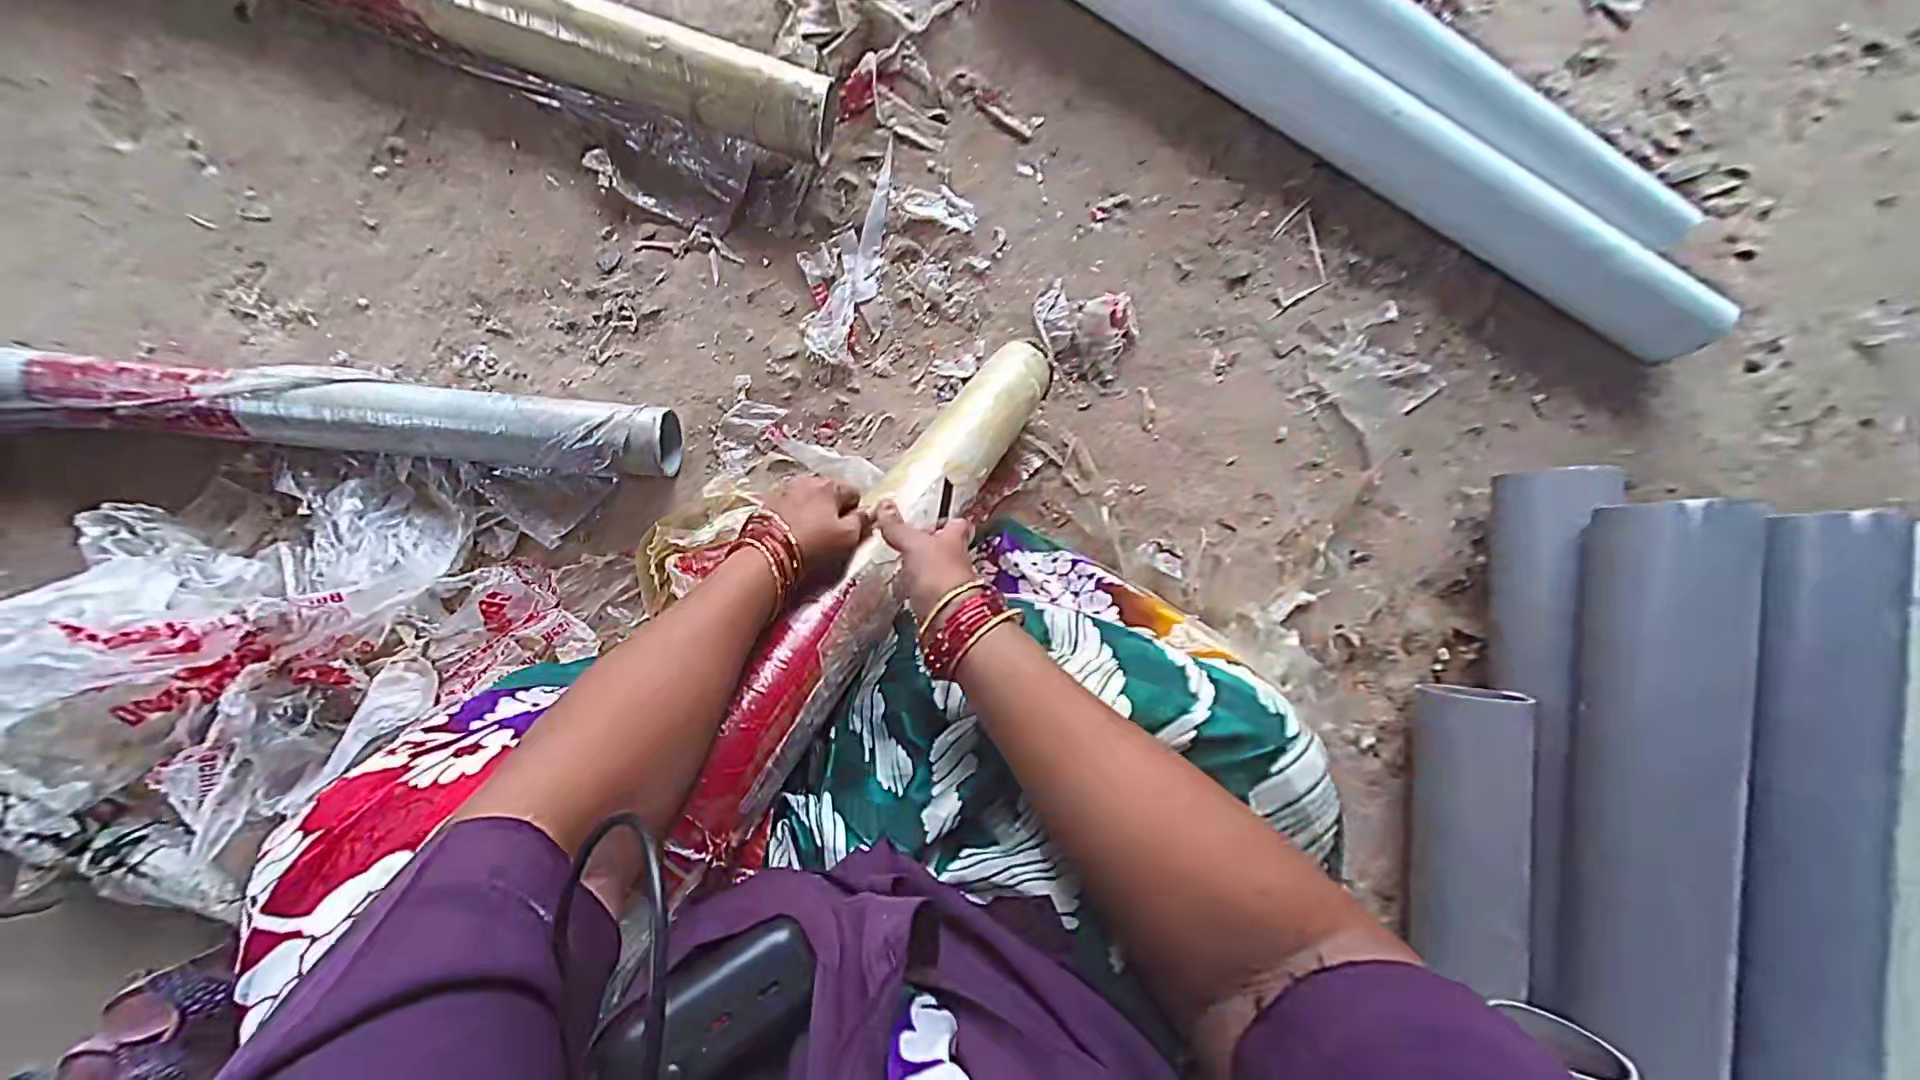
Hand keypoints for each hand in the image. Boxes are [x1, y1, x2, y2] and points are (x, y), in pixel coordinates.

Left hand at [760, 475, 871, 581]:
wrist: (769, 551)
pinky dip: (795, 514)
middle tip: (830, 532)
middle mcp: (808, 480)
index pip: (854, 493)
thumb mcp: (848, 537)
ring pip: (809, 498)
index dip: (856, 511)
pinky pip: (791, 505)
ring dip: (813, 510)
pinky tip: (792, 530)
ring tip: (810, 532)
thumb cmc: (815, 543)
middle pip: (830, 493)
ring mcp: (786, 489)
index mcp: (831, 486)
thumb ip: (861, 522)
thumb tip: (868, 512)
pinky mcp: (769, 502)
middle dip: (833, 508)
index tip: (849, 529)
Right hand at [875, 500, 978, 619]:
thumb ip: (898, 528)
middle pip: (947, 547)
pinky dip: (918, 589)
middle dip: (930, 546)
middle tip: (907, 543)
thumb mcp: (913, 544)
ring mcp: (952, 583)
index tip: (931, 521)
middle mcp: (958, 559)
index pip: (957, 524)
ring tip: (899, 566)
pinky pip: (929, 591)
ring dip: (922, 568)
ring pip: (938, 570)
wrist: (948, 617)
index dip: (947, 521)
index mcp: (955, 538)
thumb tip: (883, 504)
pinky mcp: (942, 604)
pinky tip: (903, 589)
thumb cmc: (937, 572)